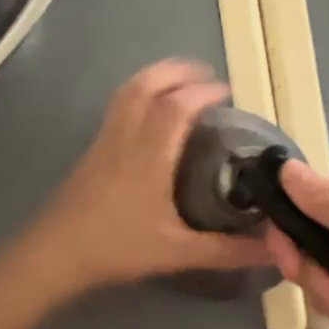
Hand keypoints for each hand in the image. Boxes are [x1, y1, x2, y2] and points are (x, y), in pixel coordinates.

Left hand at [25, 59, 269, 291]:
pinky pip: (116, 108)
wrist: (54, 256)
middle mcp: (125, 139)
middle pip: (147, 86)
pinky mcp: (90, 153)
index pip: (177, 107)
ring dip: (155, 77)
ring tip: (179, 81)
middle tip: (205, 75)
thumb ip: (226, 250)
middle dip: (178, 71)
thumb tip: (273, 247)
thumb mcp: (177, 253)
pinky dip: (137, 95)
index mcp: (149, 157)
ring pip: (127, 93)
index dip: (203, 92)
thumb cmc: (116, 250)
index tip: (228, 92)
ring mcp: (103, 142)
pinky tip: (148, 114)